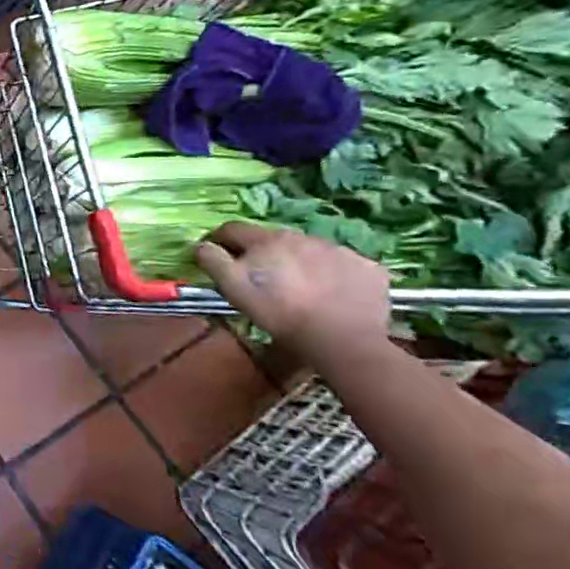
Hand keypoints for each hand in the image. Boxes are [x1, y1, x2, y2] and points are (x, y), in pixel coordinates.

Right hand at [195, 222, 390, 353]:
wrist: (343, 339)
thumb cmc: (279, 312)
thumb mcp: (234, 288)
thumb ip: (212, 261)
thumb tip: (201, 245)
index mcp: (269, 239)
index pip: (234, 229)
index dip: (219, 239)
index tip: (214, 254)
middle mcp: (305, 236)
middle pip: (274, 239)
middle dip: (263, 253)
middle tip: (261, 278)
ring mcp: (340, 251)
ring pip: (310, 251)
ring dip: (299, 262)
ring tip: (300, 288)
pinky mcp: (368, 268)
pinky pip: (343, 265)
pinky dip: (333, 275)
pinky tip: (331, 295)